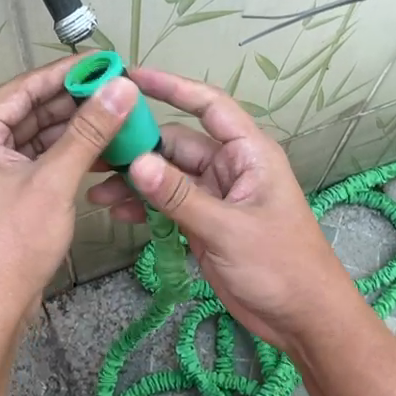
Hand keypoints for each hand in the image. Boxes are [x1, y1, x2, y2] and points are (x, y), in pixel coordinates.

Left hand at [0, 54, 134, 318]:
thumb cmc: (12, 246)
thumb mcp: (55, 182)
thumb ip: (89, 131)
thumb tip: (120, 88)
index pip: (25, 88)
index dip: (68, 73)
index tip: (107, 62)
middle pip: (31, 110)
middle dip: (76, 103)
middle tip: (120, 91)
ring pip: (37, 137)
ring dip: (75, 130)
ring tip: (119, 119)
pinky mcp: (2, 192)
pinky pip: (37, 161)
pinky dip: (66, 156)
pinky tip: (102, 151)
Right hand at [84, 67, 350, 350]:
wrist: (301, 318)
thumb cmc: (280, 266)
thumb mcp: (227, 228)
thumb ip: (179, 196)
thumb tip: (136, 163)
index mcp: (248, 153)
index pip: (209, 106)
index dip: (173, 87)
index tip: (133, 77)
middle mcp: (229, 168)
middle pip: (176, 144)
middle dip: (137, 148)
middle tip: (93, 154)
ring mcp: (214, 197)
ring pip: (166, 177)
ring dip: (135, 182)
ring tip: (96, 193)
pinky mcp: (202, 224)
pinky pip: (167, 205)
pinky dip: (144, 207)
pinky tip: (118, 212)